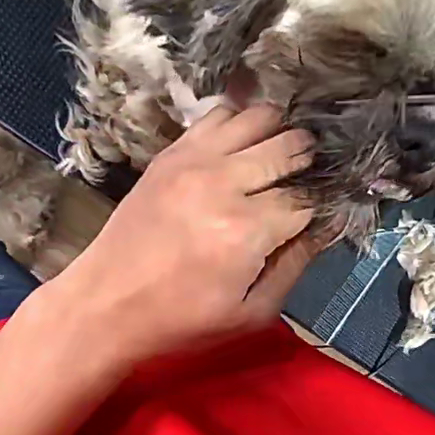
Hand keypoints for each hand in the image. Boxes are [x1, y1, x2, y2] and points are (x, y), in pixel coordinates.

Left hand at [41, 104, 317, 363]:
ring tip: (281, 155)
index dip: (324, 203)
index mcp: (247, 231)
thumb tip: (327, 226)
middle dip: (309, 161)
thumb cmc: (182, 320)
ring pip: (258, 118)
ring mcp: (194, 161)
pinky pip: (218, 115)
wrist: (106, 303)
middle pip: (289, 147)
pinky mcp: (171, 153)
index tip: (327, 208)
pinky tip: (245, 143)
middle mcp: (224, 184)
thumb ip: (295, 265)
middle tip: (310, 178)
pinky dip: (241, 121)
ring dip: (280, 133)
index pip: (307, 198)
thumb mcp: (251, 313)